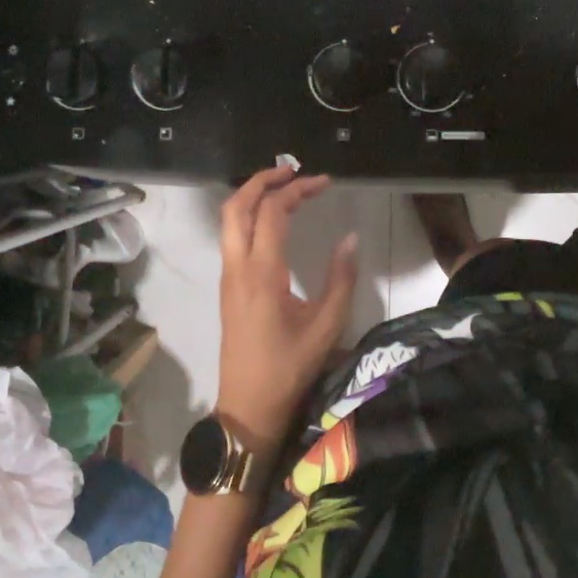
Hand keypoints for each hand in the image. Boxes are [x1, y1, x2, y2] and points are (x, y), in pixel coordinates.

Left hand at [215, 166, 358, 447]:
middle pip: (237, 205)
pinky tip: (273, 218)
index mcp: (261, 273)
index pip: (273, 212)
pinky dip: (249, 214)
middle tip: (294, 170)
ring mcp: (227, 275)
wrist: (247, 407)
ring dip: (253, 195)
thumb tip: (350, 238)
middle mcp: (237, 267)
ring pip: (229, 218)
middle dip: (263, 179)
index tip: (325, 183)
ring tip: (285, 186)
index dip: (298, 189)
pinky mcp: (227, 285)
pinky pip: (232, 235)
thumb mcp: (326, 326)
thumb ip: (341, 279)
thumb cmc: (289, 367)